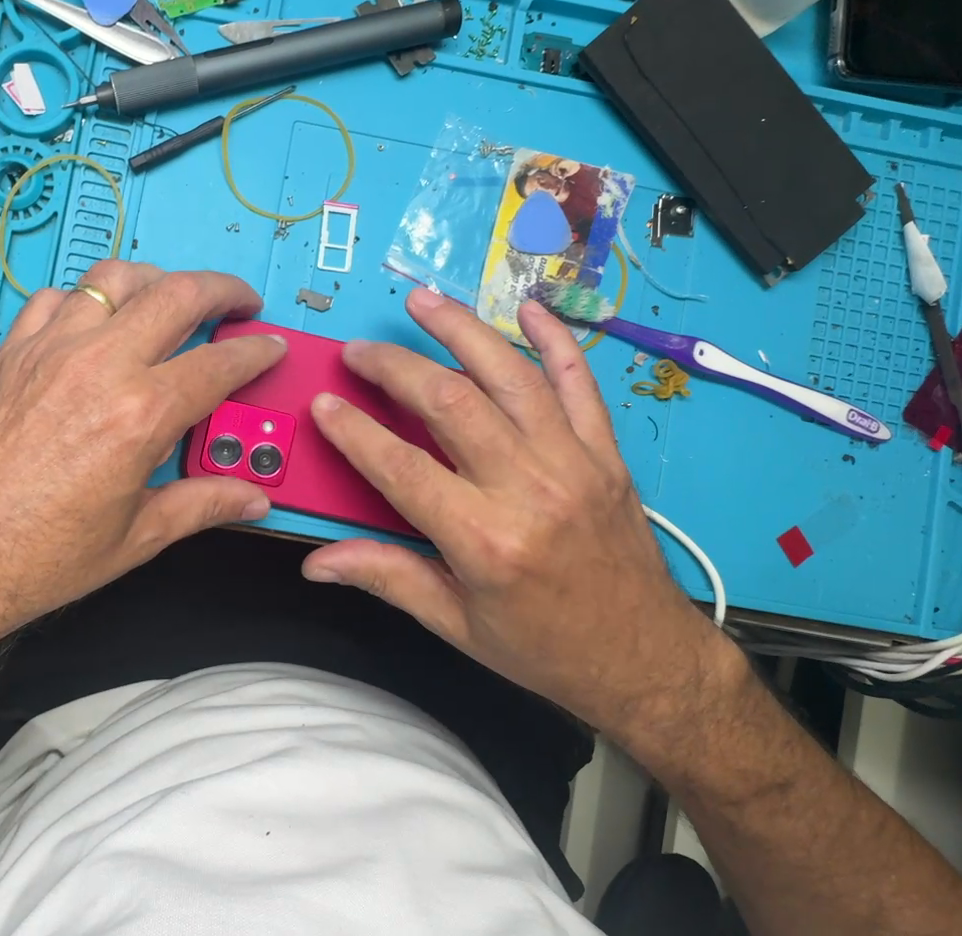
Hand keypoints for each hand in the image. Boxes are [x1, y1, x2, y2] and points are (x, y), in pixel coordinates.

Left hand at [0, 261, 285, 651]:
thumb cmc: (37, 558)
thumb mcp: (136, 538)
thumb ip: (202, 504)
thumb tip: (250, 499)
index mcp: (140, 415)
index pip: (219, 364)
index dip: (254, 353)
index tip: (267, 348)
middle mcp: (97, 367)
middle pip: (177, 294)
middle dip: (222, 289)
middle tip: (239, 302)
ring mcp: (50, 351)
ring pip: (114, 279)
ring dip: (155, 280)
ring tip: (172, 299)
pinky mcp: (12, 354)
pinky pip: (55, 299)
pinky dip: (86, 299)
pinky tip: (96, 323)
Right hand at [302, 288, 726, 735]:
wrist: (645, 660)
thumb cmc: (542, 647)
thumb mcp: (455, 624)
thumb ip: (387, 577)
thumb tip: (316, 563)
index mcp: (484, 540)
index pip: (402, 467)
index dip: (355, 431)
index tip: (324, 403)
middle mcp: (529, 489)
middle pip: (451, 403)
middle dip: (396, 368)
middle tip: (358, 351)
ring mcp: (574, 462)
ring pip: (510, 376)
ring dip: (462, 331)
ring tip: (423, 301)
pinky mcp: (605, 453)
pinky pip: (580, 383)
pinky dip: (556, 340)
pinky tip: (528, 307)